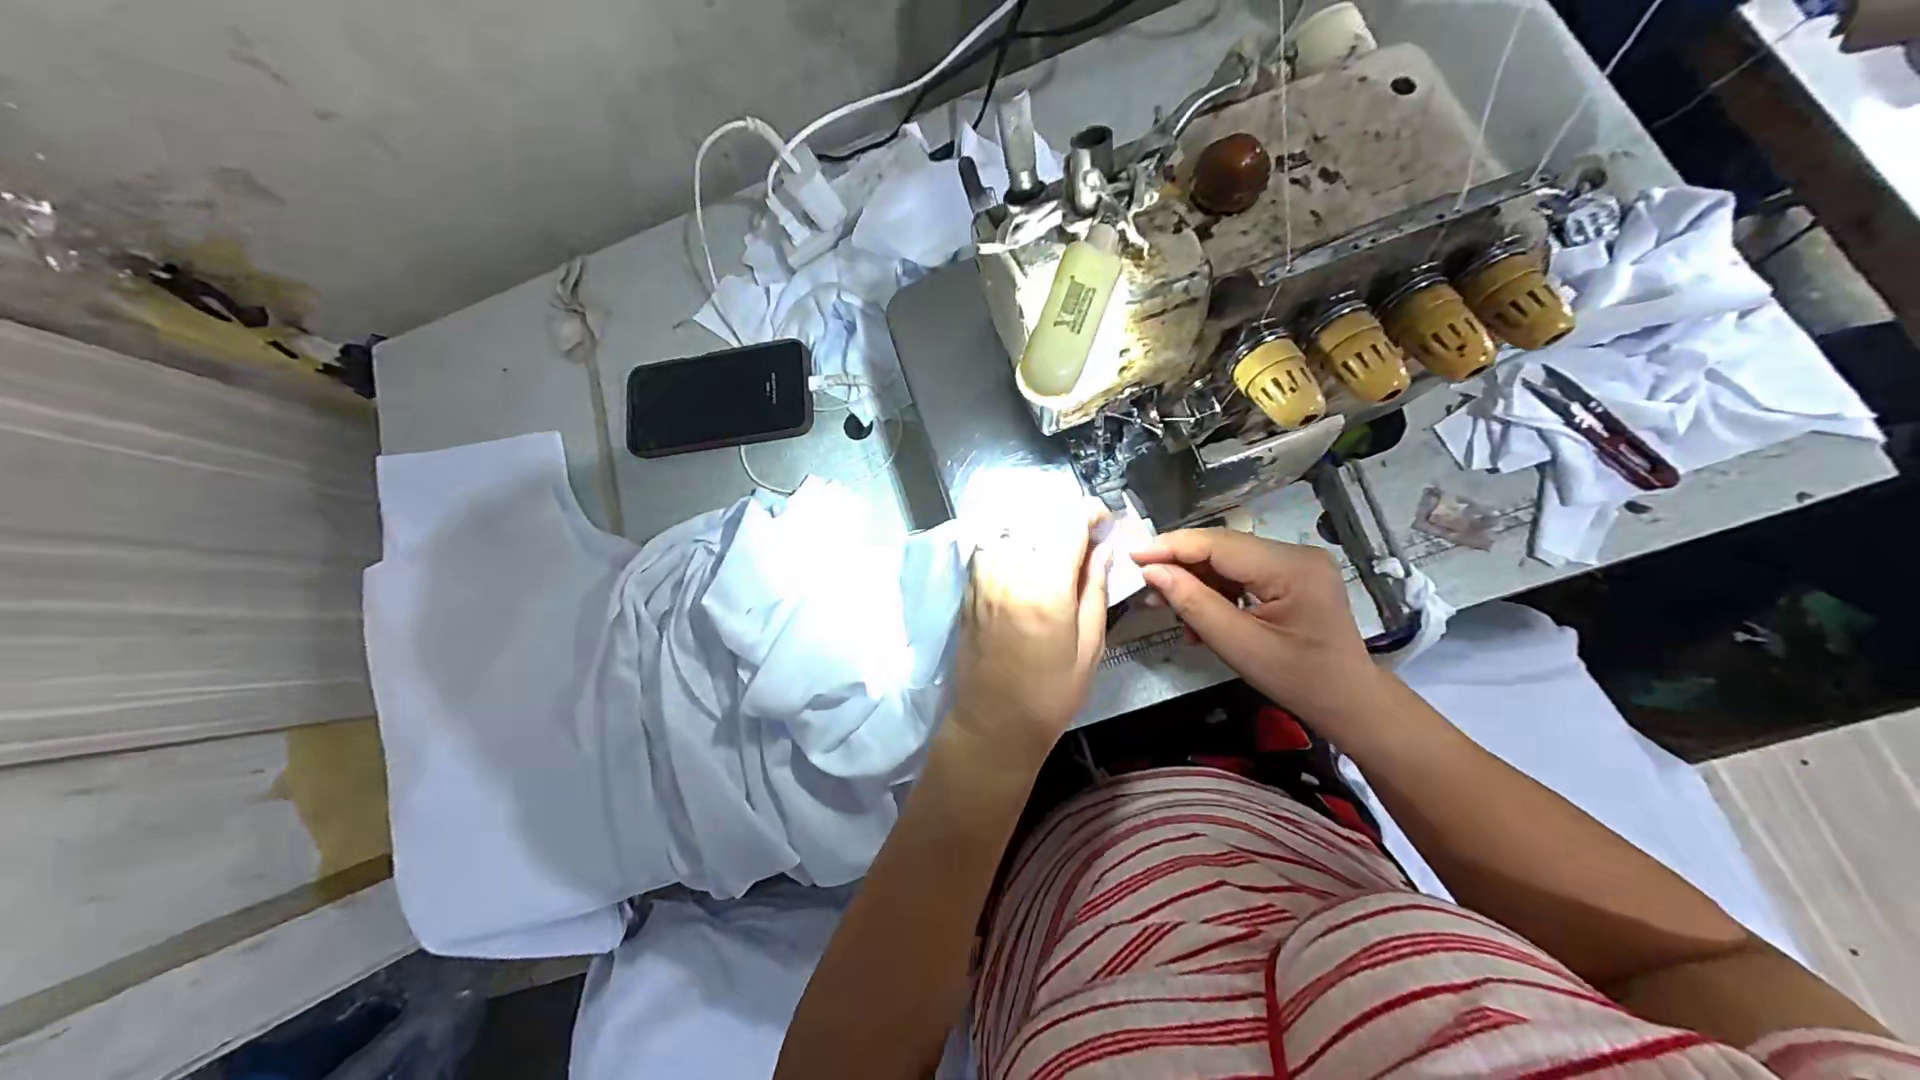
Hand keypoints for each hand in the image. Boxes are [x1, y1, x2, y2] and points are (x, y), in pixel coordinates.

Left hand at [947, 501, 1111, 772]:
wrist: (992, 723)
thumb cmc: (1049, 694)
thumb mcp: (1090, 647)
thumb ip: (1095, 591)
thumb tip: (1102, 551)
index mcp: (1046, 588)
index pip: (1068, 524)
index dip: (1089, 513)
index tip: (1101, 521)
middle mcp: (1009, 573)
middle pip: (1037, 520)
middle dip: (1063, 519)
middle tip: (1082, 538)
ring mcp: (983, 579)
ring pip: (1009, 529)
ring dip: (1034, 529)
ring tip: (1053, 549)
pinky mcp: (968, 589)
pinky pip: (989, 548)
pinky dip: (1009, 543)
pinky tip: (1025, 560)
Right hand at [1133, 529, 1385, 728]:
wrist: (1348, 701)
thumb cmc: (1298, 680)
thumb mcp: (1239, 646)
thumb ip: (1193, 604)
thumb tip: (1152, 572)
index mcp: (1291, 567)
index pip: (1218, 544)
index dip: (1171, 547)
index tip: (1132, 556)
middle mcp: (1296, 553)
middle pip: (1222, 548)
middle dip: (1181, 567)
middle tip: (1146, 589)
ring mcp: (1295, 563)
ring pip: (1227, 560)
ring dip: (1195, 582)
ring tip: (1170, 609)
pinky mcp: (1291, 575)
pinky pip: (1241, 574)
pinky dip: (1216, 592)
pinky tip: (1199, 618)